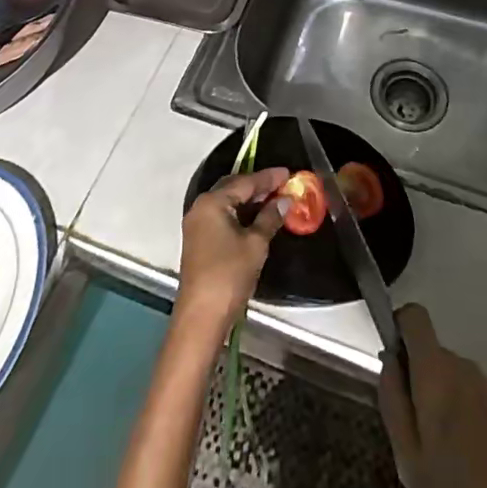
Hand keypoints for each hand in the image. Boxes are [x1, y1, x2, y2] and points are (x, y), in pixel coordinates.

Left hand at [176, 167, 290, 328]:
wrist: (202, 314)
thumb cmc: (230, 274)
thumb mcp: (256, 244)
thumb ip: (270, 218)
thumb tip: (284, 201)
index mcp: (213, 202)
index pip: (244, 182)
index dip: (268, 177)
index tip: (289, 173)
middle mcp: (201, 207)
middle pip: (233, 188)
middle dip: (258, 186)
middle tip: (283, 184)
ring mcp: (197, 224)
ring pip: (227, 202)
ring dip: (250, 200)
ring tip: (275, 198)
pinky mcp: (199, 239)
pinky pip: (223, 216)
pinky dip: (241, 213)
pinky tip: (258, 217)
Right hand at [380, 304, 486, 487]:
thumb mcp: (407, 453)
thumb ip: (391, 399)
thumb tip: (387, 360)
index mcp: (435, 371)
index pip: (414, 316)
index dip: (398, 327)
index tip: (392, 357)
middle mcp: (464, 367)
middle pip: (431, 350)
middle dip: (417, 376)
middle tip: (413, 423)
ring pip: (450, 373)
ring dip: (440, 395)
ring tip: (439, 444)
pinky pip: (469, 391)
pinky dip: (460, 408)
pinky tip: (463, 449)